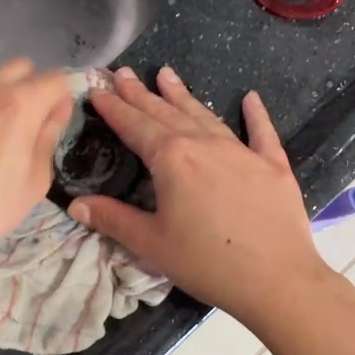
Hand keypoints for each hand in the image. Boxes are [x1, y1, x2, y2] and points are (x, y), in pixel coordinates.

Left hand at [0, 58, 72, 268]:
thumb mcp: (36, 178)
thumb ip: (49, 135)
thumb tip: (55, 110)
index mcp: (19, 104)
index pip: (55, 79)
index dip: (61, 98)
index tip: (55, 122)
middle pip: (22, 68)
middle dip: (32, 88)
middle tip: (28, 125)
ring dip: (2, 97)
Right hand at [68, 66, 330, 327]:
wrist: (279, 281)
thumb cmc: (208, 263)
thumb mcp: (151, 243)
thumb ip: (113, 219)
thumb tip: (75, 205)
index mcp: (171, 159)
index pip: (134, 126)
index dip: (114, 108)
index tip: (97, 90)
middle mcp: (204, 145)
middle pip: (165, 113)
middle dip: (141, 93)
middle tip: (123, 73)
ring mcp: (242, 153)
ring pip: (205, 115)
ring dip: (182, 95)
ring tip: (166, 73)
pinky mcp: (273, 167)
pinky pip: (262, 133)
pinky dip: (255, 115)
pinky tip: (250, 98)